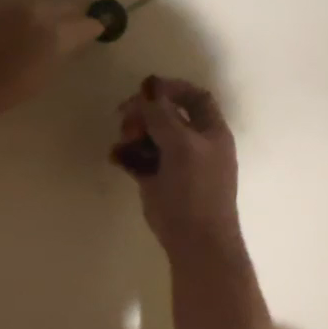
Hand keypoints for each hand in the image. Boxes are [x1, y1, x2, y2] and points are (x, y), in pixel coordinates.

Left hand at [0, 0, 105, 137]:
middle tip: (76, 22)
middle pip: (68, 2)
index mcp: (55, 37)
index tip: (95, 32)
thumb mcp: (37, 81)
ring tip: (50, 14)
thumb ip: (58, 55)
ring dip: (52, 1)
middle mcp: (39, 10)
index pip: (87, 23)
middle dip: (74, 12)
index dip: (92, 28)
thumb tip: (72, 41)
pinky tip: (24, 11)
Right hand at [114, 75, 241, 254]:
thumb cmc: (195, 190)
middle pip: (167, 116)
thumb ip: (163, 115)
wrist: (195, 240)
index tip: (145, 90)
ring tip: (122, 142)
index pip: (194, 98)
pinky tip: (116, 158)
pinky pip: (139, 160)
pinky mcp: (157, 182)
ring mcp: (175, 164)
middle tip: (125, 119)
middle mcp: (194, 144)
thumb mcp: (182, 145)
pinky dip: (127, 156)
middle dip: (145, 113)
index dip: (171, 89)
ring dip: (133, 134)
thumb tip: (149, 88)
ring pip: (150, 137)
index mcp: (211, 132)